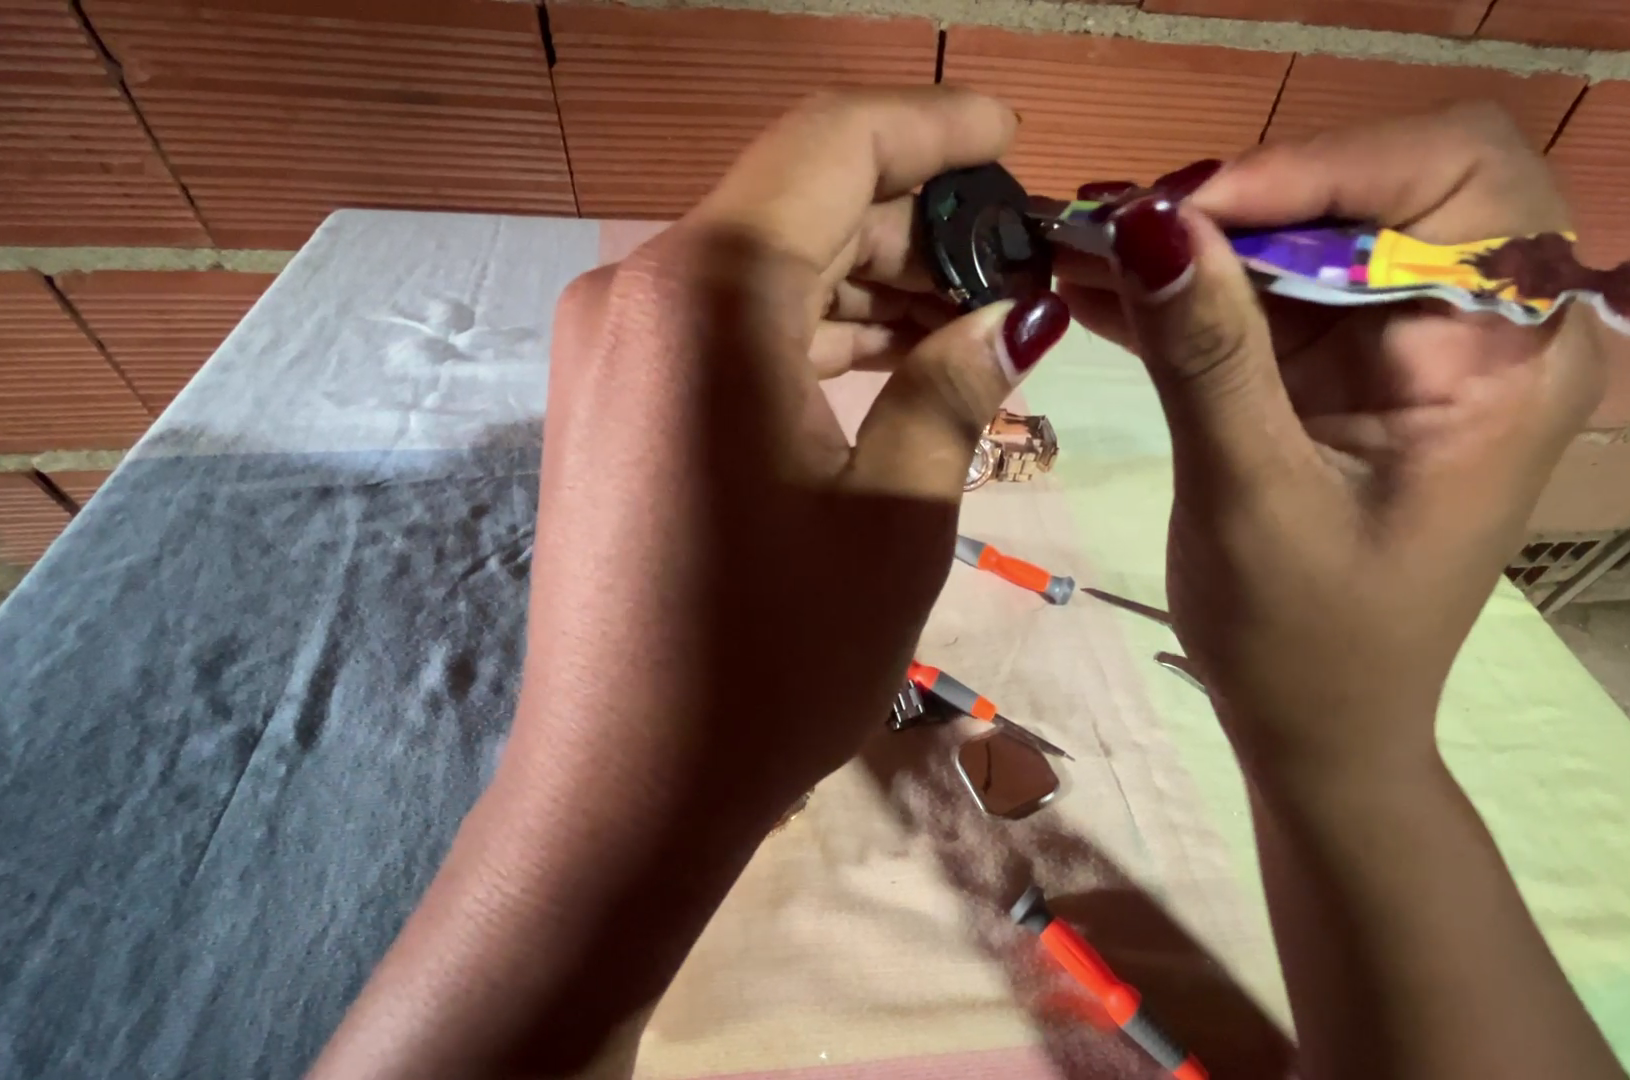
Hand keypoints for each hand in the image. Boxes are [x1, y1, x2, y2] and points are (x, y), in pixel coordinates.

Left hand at [530, 88, 1070, 808]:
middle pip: (796, 205)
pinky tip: (888, 362)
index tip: (1010, 138)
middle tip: (1011, 258)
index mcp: (706, 295)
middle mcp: (633, 293)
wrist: (631, 786)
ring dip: (865, 284)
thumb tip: (1019, 312)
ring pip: (762, 271)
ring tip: (970, 316)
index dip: (934, 129)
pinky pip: (726, 333)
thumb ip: (955, 385)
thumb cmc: (775, 661)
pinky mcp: (613, 408)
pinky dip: (809, 335)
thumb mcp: (895, 516)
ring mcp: (610, 352)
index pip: (831, 144)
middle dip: (911, 221)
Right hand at [1056, 104, 1602, 775]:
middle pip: (1358, 202)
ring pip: (1288, 249)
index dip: (1317, 169)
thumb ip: (1207, 355)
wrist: (1312, 728)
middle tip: (1108, 223)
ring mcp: (1388, 352)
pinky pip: (1252, 307)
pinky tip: (1096, 288)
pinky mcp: (1323, 380)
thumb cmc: (1306, 642)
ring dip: (1185, 246)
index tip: (1183, 209)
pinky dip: (1177, 295)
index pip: (1451, 179)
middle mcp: (1464, 329)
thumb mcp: (1251, 496)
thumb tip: (1149, 224)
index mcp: (1504, 354)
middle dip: (1229, 204)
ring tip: (1078, 245)